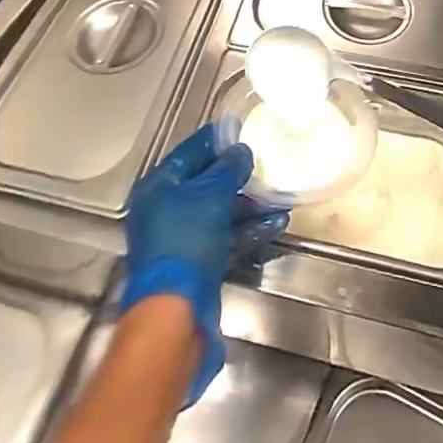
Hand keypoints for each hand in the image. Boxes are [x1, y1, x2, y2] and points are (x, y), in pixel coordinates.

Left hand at [120, 125, 288, 402]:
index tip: (241, 129)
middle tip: (268, 162)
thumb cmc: (187, 243)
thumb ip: (227, 170)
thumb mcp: (211, 197)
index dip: (216, 140)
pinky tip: (277, 223)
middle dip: (238, 175)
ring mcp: (182, 238)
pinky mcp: (199, 262)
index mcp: (159, 187)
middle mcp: (166, 209)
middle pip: (206, 182)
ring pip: (220, 211)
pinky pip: (226, 236)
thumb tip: (241, 151)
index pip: (190, 153)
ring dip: (251, 204)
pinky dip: (249, 229)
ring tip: (282, 196)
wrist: (176, 313)